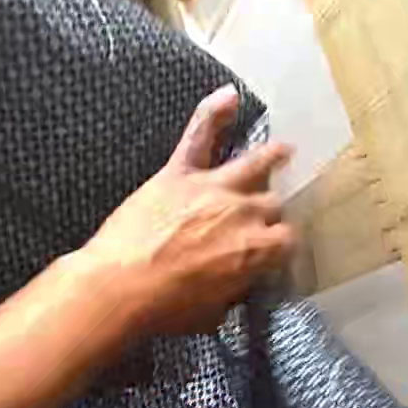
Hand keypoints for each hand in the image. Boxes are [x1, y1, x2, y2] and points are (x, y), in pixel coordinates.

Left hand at [75, 85, 294, 335]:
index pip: (287, 241)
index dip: (282, 246)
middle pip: (274, 203)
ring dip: (273, 156)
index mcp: (256, 250)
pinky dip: (214, 113)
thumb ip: (233, 292)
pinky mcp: (181, 173)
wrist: (120, 286)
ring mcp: (214, 187)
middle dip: (271, 211)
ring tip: (285, 149)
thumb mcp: (212, 313)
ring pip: (255, 163)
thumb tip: (237, 284)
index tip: (276, 251)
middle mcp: (245, 212)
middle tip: (263, 218)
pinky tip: (229, 95)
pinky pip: (201, 135)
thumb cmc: (166, 307)